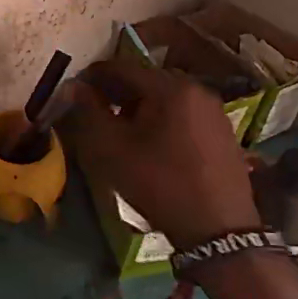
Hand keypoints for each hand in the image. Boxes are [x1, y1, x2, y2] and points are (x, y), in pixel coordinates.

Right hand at [55, 58, 261, 247]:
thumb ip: (89, 112)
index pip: (122, 67)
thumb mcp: (112, 150)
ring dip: (140, 107)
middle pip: (146, 80)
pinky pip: (184, 114)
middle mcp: (196, 88)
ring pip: (166, 97)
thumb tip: (73, 87)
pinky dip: (162, 120)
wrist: (218, 231)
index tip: (74, 90)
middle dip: (117, 92)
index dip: (93, 76)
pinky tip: (153, 145)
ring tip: (123, 132)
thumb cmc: (160, 184)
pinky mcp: (223, 132)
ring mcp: (214, 110)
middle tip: (95, 112)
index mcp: (170, 87)